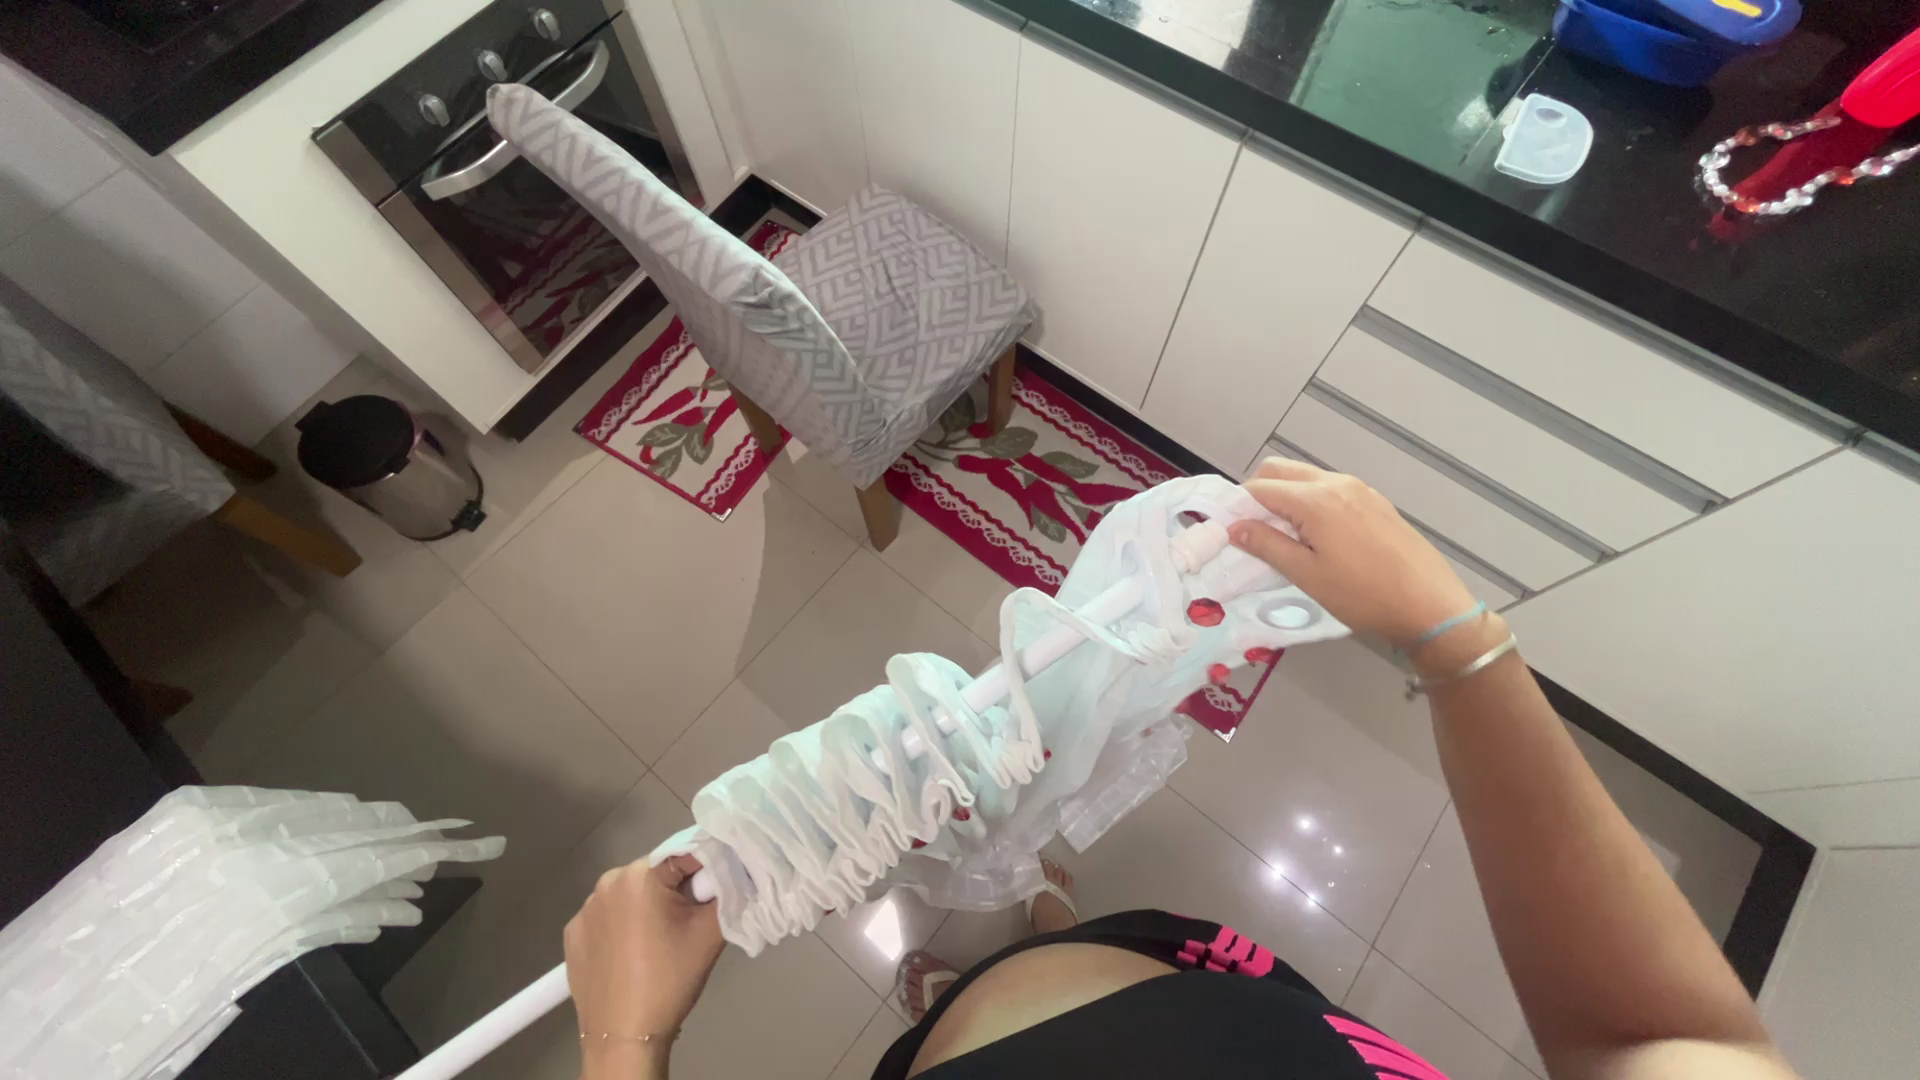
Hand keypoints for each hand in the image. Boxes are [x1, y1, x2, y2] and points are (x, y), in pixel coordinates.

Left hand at [565, 855, 723, 1065]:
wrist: (624, 1038)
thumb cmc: (670, 979)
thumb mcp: (712, 930)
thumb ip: (729, 888)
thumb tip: (739, 866)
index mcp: (642, 874)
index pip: (687, 852)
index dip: (707, 871)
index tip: (714, 894)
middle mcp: (608, 881)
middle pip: (658, 871)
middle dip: (677, 889)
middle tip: (689, 923)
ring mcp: (585, 908)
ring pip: (633, 891)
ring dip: (650, 905)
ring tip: (661, 941)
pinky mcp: (573, 933)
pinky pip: (609, 914)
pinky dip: (624, 924)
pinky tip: (633, 952)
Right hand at [1230, 458, 1479, 646]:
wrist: (1430, 605)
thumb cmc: (1362, 594)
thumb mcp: (1306, 574)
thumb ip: (1266, 545)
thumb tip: (1235, 528)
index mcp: (1314, 500)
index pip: (1259, 488)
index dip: (1238, 508)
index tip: (1229, 532)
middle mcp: (1335, 484)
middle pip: (1280, 470)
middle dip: (1259, 493)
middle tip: (1254, 530)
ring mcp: (1359, 490)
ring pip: (1305, 477)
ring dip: (1285, 496)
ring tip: (1285, 536)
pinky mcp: (1374, 501)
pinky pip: (1329, 488)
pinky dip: (1310, 501)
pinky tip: (1317, 535)